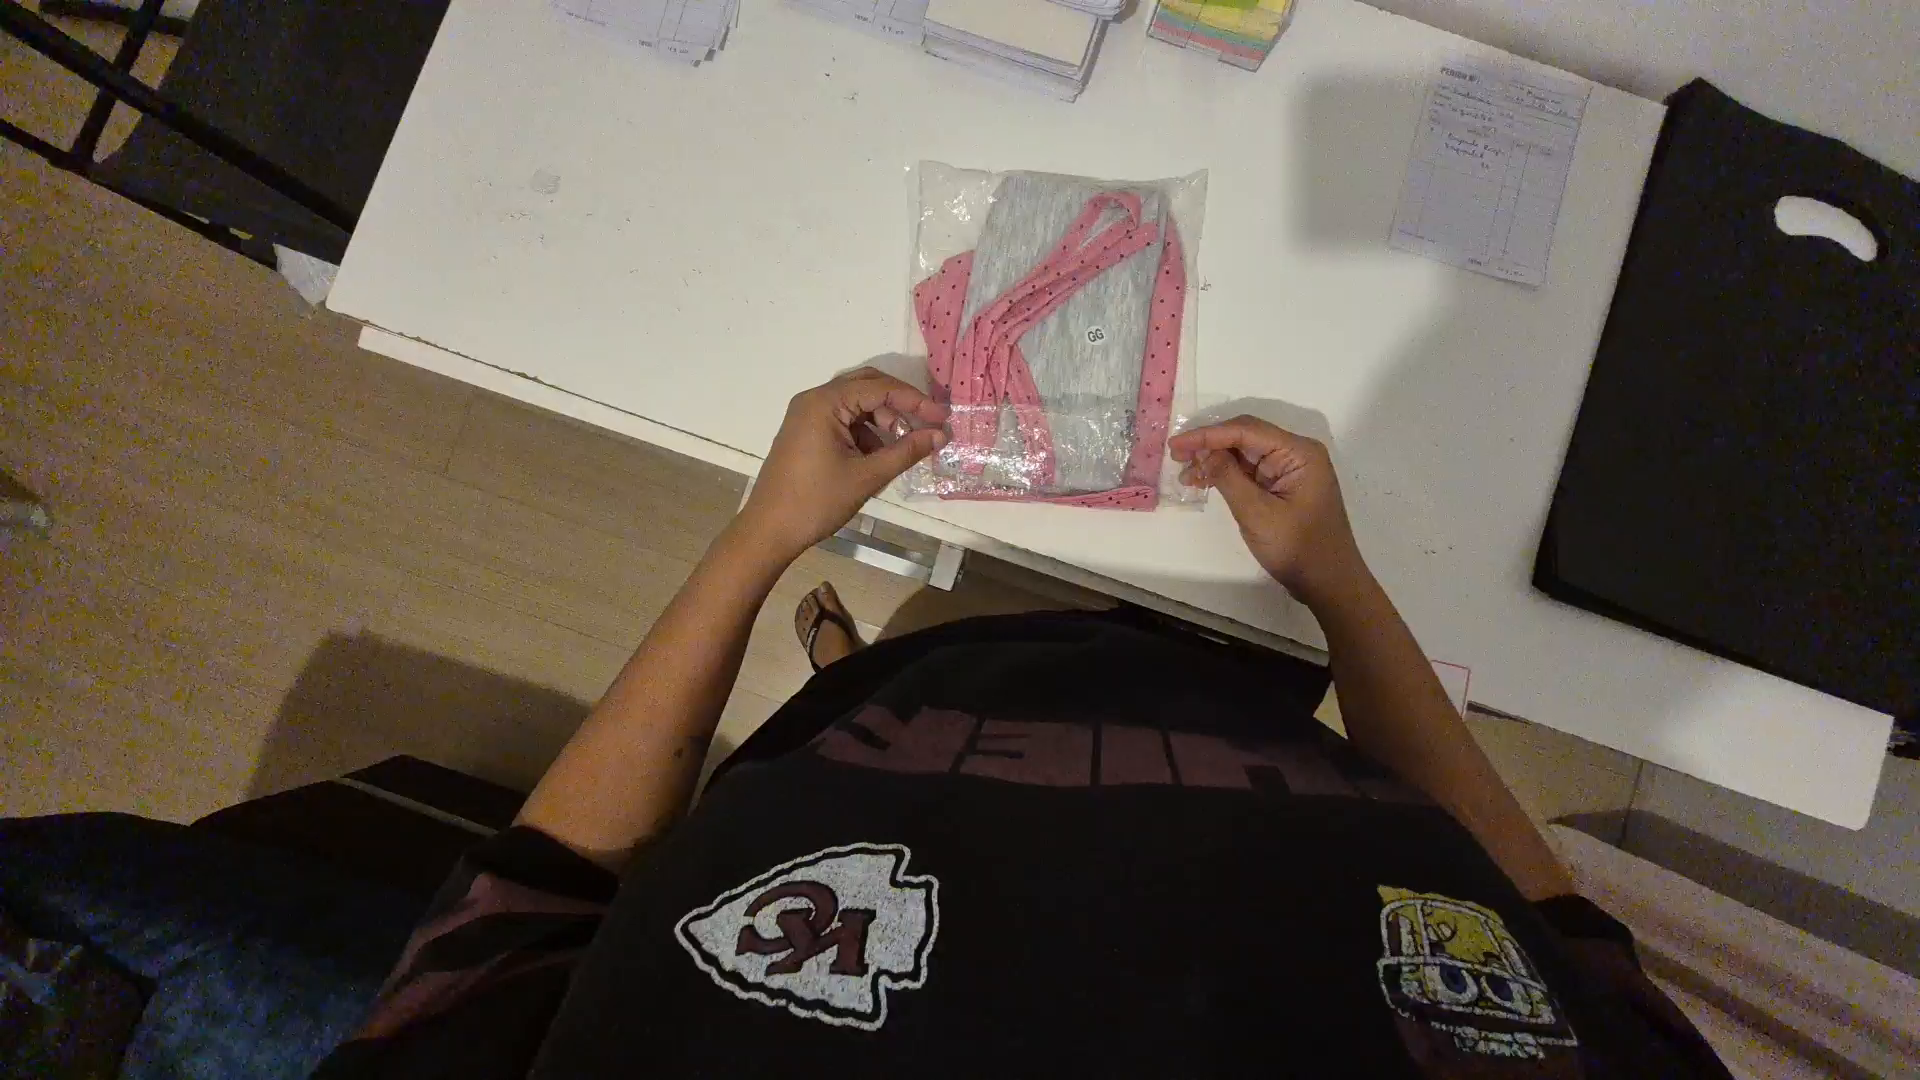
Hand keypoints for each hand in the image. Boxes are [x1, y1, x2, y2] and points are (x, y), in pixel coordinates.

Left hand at [737, 368, 948, 560]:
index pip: (879, 387)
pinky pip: (844, 420)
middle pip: (867, 386)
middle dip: (899, 404)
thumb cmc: (817, 501)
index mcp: (825, 403)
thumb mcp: (867, 476)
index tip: (942, 418)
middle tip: (927, 424)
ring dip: (883, 421)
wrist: (770, 530)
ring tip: (901, 448)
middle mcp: (813, 400)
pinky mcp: (806, 432)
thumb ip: (906, 451)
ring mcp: (807, 415)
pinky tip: (877, 458)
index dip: (915, 400)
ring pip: (856, 404)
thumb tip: (940, 435)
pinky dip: (865, 433)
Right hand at [1169, 416, 1369, 607]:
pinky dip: (1224, 474)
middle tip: (1177, 457)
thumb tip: (1203, 452)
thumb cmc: (1297, 547)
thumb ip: (1228, 477)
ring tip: (1185, 474)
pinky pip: (1248, 470)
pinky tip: (1202, 481)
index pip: (1246, 431)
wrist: (1326, 581)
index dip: (1207, 435)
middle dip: (1209, 444)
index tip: (1175, 445)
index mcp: (1298, 453)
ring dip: (1213, 460)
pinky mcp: (1280, 485)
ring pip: (1243, 453)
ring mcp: (1288, 470)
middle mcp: (1295, 454)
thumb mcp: (1257, 512)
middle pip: (1244, 437)